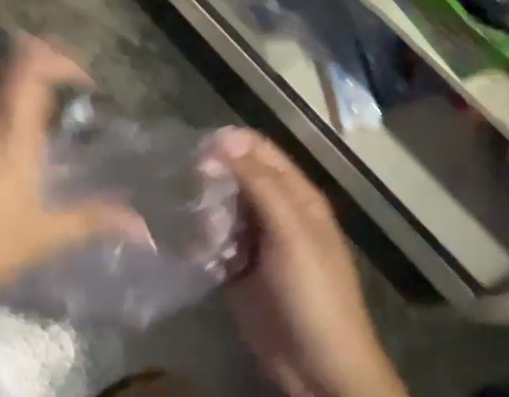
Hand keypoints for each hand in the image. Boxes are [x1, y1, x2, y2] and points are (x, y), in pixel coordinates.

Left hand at [0, 36, 140, 308]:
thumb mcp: (44, 236)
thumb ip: (93, 221)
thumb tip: (144, 228)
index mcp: (10, 127)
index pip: (31, 63)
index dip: (61, 59)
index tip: (86, 84)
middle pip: (8, 60)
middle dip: (42, 63)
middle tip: (69, 87)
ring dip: (13, 76)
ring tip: (39, 103)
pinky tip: (7, 128)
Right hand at [212, 128, 406, 396]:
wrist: (318, 368)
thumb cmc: (313, 294)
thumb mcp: (291, 232)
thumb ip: (259, 183)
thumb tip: (223, 138)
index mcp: (297, 197)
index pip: (258, 150)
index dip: (229, 145)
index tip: (198, 154)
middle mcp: (275, 212)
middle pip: (234, 175)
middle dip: (210, 178)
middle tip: (191, 191)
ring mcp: (254, 241)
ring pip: (219, 206)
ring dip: (203, 210)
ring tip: (194, 225)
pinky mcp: (235, 268)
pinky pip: (211, 240)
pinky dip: (199, 238)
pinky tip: (190, 245)